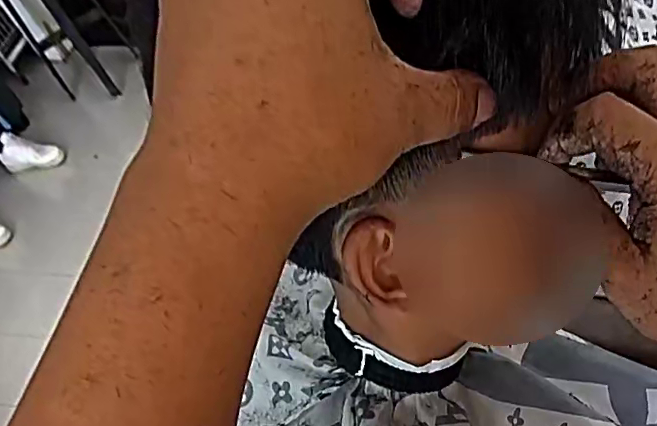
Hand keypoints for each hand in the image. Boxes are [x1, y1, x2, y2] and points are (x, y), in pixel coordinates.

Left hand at [146, 0, 496, 226]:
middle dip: (359, 4)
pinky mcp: (182, 8)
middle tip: (375, 32)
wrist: (226, 178)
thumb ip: (450, 98)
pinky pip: (239, 9)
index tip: (408, 8)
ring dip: (315, 14)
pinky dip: (269, 28)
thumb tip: (474, 97)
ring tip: (330, 65)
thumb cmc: (297, 136)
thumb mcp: (400, 114)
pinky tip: (288, 77)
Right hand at [545, 48, 656, 359]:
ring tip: (591, 133)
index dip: (568, 127)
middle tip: (569, 113)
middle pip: (649, 68)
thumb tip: (563, 188)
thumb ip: (588, 222)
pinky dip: (646, 120)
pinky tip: (619, 163)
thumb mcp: (622, 275)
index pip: (608, 111)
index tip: (553, 154)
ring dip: (626, 94)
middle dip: (600, 80)